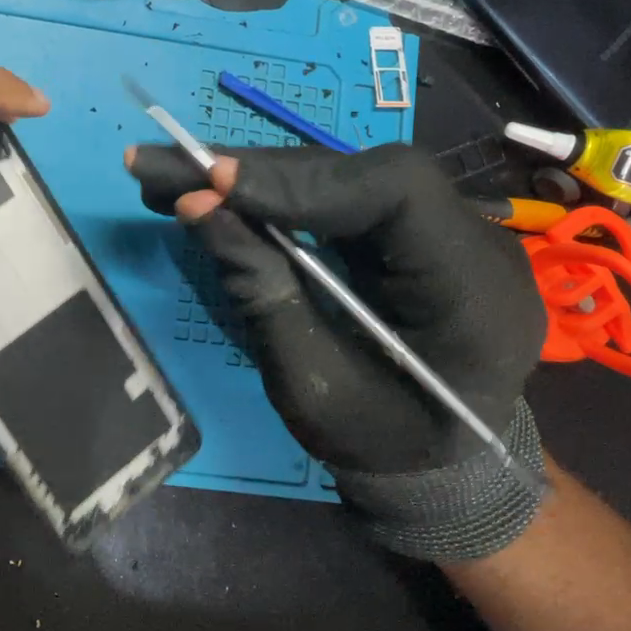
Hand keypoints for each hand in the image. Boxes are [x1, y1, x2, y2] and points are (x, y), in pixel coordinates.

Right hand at [128, 144, 548, 559]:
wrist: (437, 463)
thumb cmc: (379, 442)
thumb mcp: (310, 384)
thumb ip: (260, 292)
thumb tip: (195, 206)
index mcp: (473, 291)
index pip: (394, 193)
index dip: (299, 179)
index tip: (211, 182)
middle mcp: (469, 239)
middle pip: (356, 170)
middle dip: (252, 170)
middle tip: (157, 166)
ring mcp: (438, 226)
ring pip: (337, 173)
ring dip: (249, 175)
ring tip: (166, 176)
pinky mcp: (401, 227)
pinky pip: (331, 192)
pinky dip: (267, 191)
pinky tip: (212, 192)